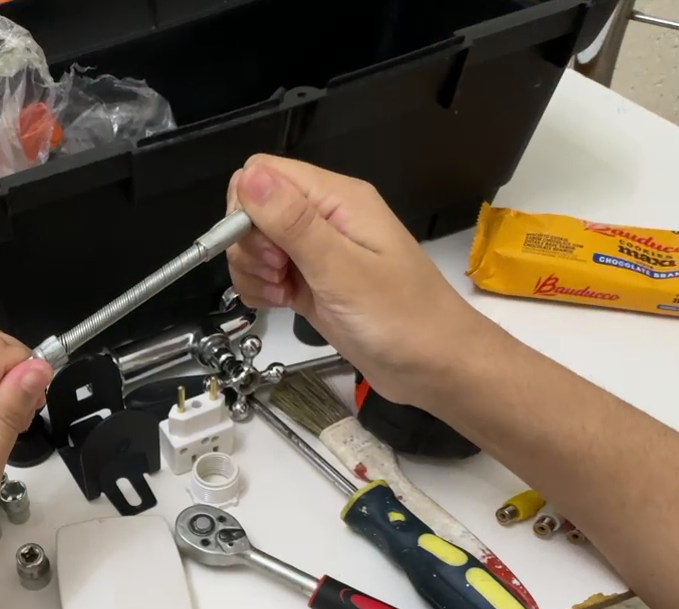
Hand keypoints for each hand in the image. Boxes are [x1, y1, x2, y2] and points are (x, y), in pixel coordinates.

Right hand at [226, 155, 507, 404]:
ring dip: (253, 273)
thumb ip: (294, 223)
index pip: (264, 174)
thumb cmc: (399, 318)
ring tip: (282, 295)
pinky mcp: (309, 282)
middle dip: (250, 248)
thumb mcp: (342, 269)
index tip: (266, 252)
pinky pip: (265, 274)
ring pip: (255, 245)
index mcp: (337, 199)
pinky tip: (281, 305)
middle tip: (279, 276)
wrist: (430, 364)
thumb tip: (249, 178)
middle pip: (253, 210)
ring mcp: (314, 252)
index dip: (248, 210)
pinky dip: (261, 291)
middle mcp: (323, 218)